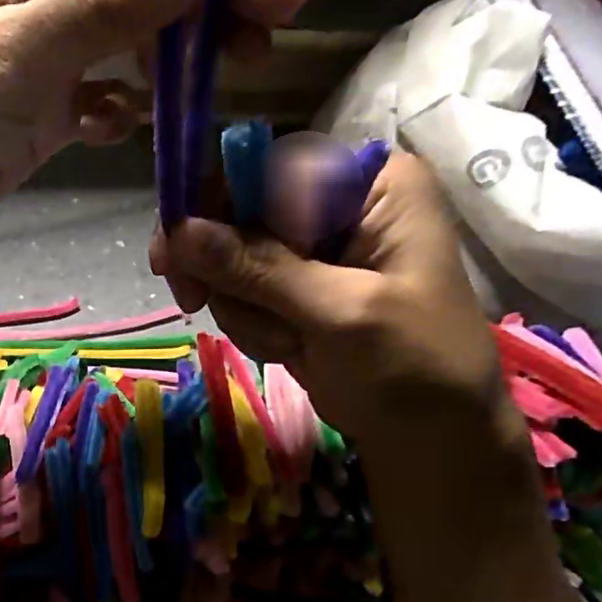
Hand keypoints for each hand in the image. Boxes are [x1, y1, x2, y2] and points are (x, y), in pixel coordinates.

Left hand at [0, 0, 308, 276]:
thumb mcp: (11, 57)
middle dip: (207, 4)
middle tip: (258, 47)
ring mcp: (48, 36)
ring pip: (138, 30)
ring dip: (175, 61)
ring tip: (203, 95)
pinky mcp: (51, 96)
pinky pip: (111, 86)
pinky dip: (126, 107)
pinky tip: (116, 127)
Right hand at [151, 154, 515, 457]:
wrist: (431, 433)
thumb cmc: (413, 364)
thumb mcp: (341, 312)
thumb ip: (260, 269)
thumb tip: (180, 232)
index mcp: (367, 184)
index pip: (265, 169)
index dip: (210, 205)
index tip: (171, 257)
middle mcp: (333, 207)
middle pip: (235, 215)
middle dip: (225, 273)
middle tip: (197, 304)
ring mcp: (309, 253)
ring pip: (227, 264)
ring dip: (245, 311)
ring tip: (293, 343)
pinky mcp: (291, 293)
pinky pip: (238, 298)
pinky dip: (252, 328)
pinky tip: (290, 349)